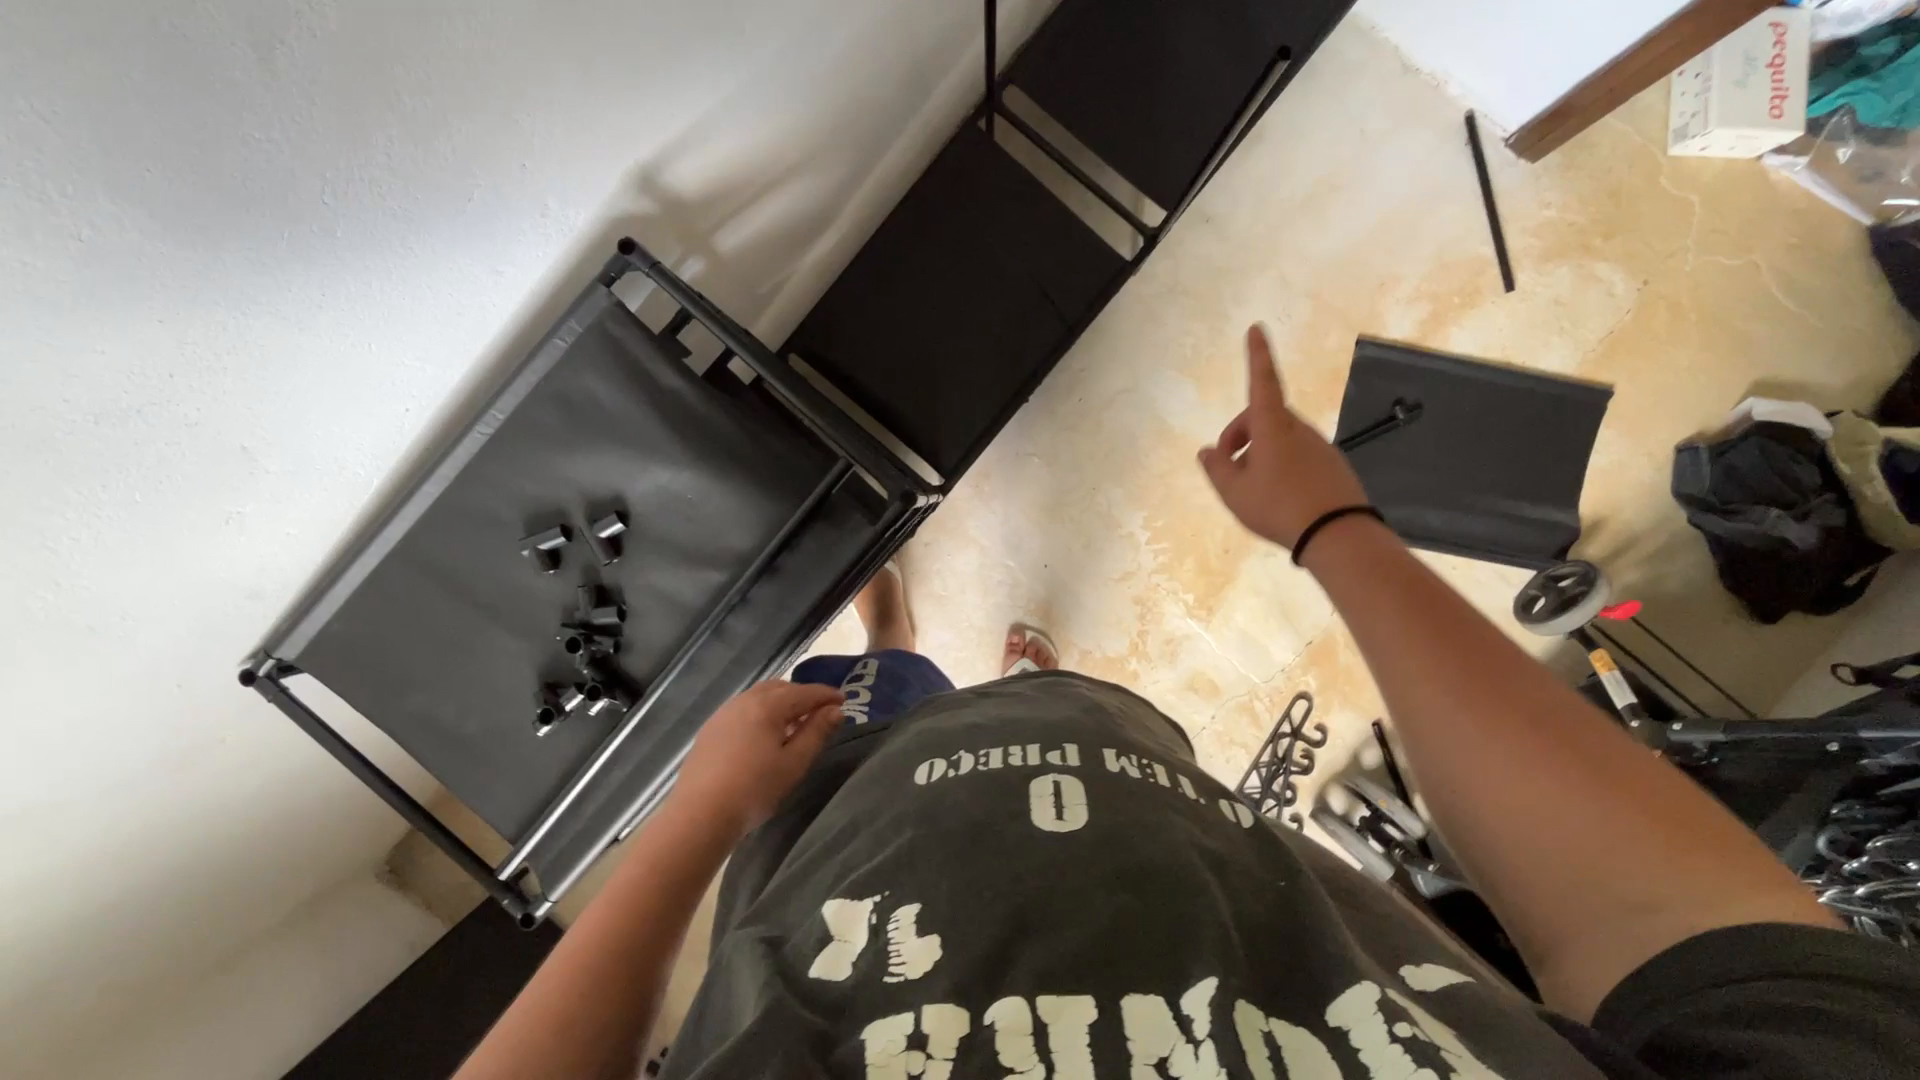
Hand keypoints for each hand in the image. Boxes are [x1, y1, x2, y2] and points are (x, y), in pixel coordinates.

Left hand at [668, 681, 844, 836]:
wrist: (699, 815)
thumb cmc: (754, 789)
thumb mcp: (794, 763)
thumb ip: (817, 732)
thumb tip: (835, 710)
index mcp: (767, 705)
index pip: (805, 692)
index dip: (826, 695)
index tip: (843, 701)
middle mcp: (744, 701)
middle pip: (779, 688)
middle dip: (802, 695)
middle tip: (819, 712)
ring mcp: (723, 714)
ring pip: (758, 697)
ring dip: (780, 703)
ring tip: (792, 724)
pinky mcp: (710, 730)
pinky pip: (743, 710)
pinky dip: (760, 713)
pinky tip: (763, 736)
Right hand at [1198, 325, 1369, 549]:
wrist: (1337, 534)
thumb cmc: (1278, 507)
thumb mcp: (1234, 492)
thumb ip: (1216, 468)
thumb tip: (1208, 452)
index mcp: (1273, 427)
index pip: (1262, 381)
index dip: (1257, 355)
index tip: (1256, 328)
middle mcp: (1299, 430)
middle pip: (1262, 419)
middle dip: (1240, 436)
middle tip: (1227, 469)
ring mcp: (1319, 447)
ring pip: (1279, 441)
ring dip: (1259, 456)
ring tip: (1251, 492)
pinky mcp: (1332, 466)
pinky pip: (1298, 458)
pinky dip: (1280, 469)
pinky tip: (1278, 500)